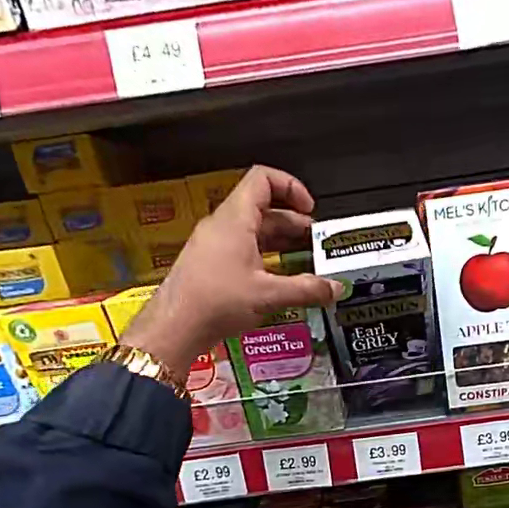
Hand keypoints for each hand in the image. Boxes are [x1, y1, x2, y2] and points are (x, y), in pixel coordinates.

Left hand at [119, 165, 341, 374]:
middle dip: (293, 223)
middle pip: (263, 209)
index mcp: (235, 220)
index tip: (309, 208)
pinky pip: (242, 251)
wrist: (175, 327)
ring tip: (303, 261)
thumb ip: (306, 290)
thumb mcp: (269, 295)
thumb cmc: (213, 303)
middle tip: (314, 242)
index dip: (291, 187)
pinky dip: (264, 258)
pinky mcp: (210, 265)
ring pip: (253, 232)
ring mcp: (214, 245)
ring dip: (280, 243)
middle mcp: (222, 226)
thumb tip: (333, 288)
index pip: (263, 180)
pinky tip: (279, 280)